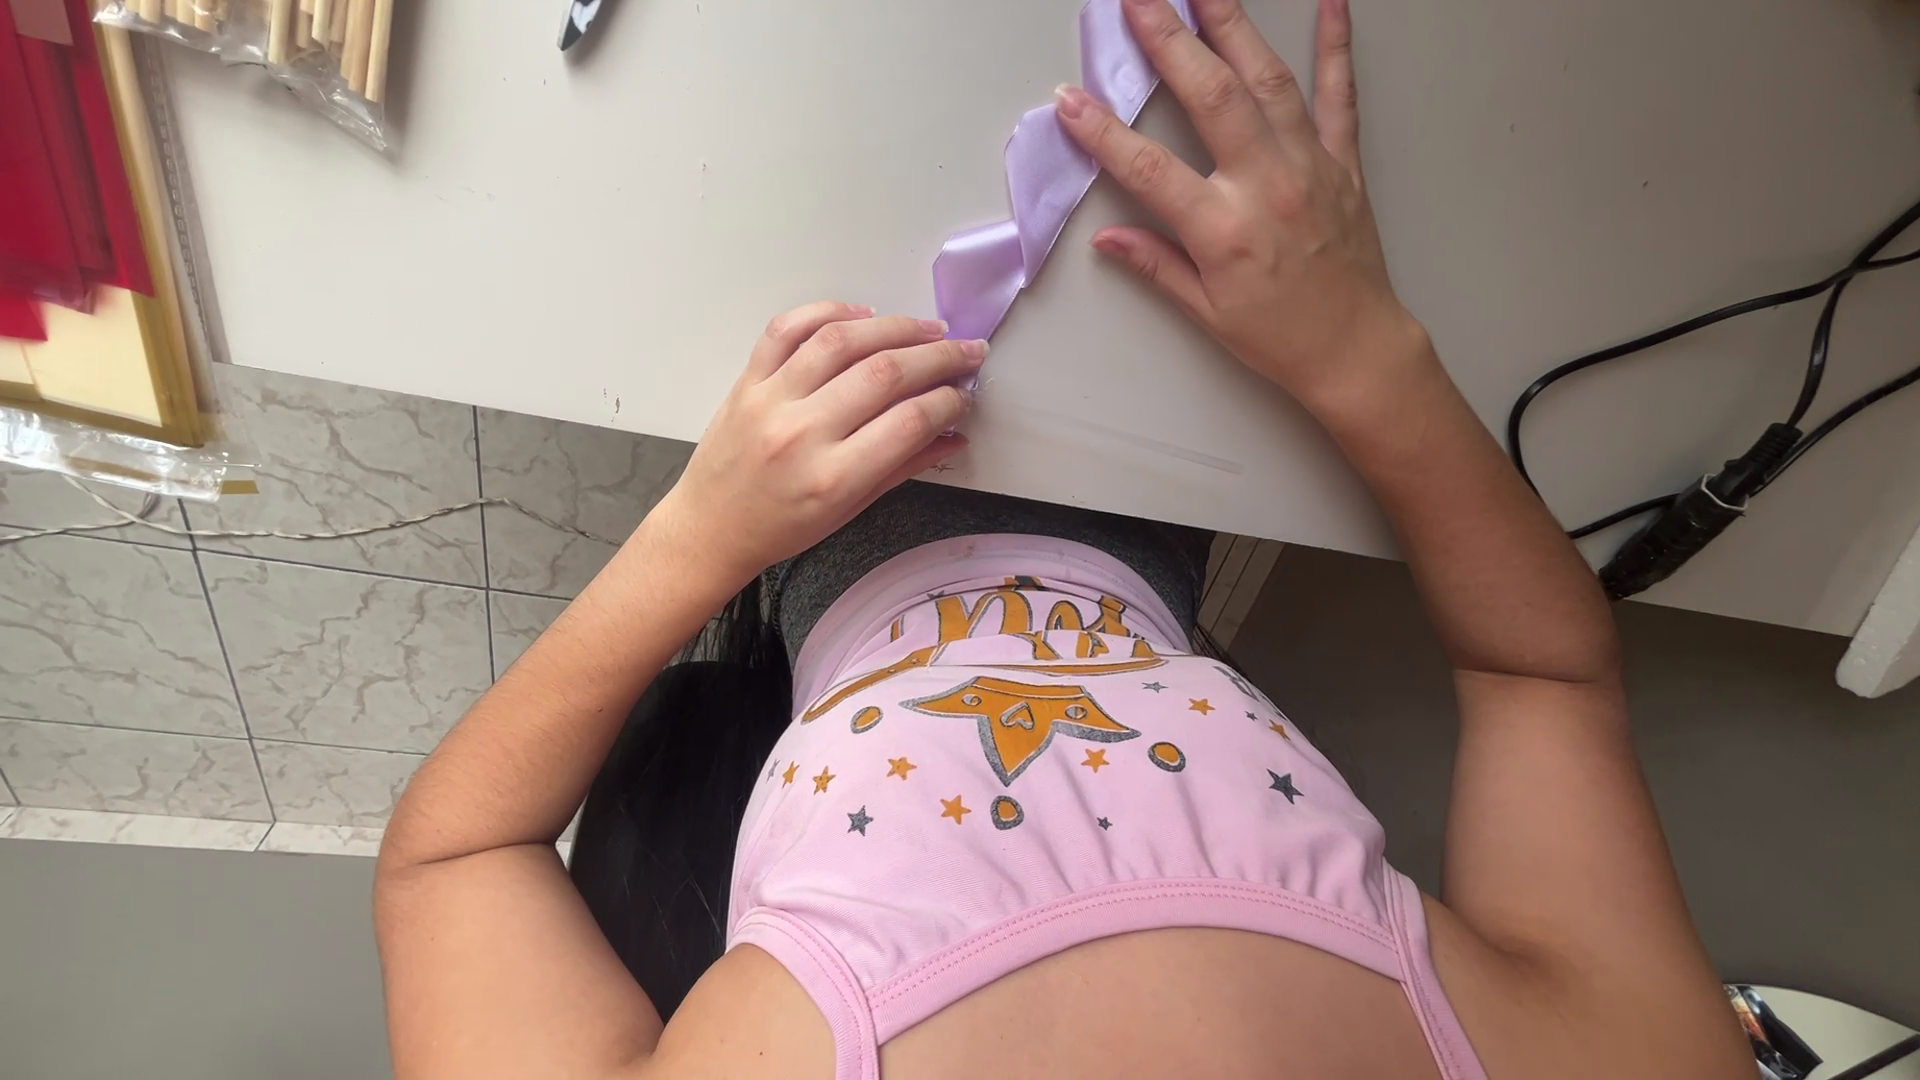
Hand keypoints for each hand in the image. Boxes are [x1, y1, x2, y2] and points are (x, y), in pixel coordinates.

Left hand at [653, 302, 981, 584]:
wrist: (712, 528)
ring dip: (894, 327)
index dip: (948, 401)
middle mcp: (802, 434)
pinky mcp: (747, 380)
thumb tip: (954, 434)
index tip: (964, 395)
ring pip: (841, 342)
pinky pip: (787, 328)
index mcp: (833, 478)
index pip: (908, 421)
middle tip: (966, 350)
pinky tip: (862, 316)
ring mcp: (770, 401)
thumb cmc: (785, 528)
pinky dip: (828, 311)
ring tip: (927, 329)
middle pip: (884, 374)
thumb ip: (904, 466)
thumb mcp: (852, 509)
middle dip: (938, 356)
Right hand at [1055, 0, 1427, 410]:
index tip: (1071, 102)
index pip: (1149, 170)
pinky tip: (1331, 1)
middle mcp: (1266, 185)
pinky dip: (1335, 43)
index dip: (1104, 134)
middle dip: (1169, 41)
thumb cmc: (1278, 337)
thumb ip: (1156, 265)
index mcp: (1223, 230)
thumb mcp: (1206, 311)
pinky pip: (1340, 92)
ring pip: (1268, 79)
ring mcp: (1311, 165)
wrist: (1354, 347)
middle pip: (1211, 96)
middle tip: (1138, 0)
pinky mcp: (1344, 162)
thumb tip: (1107, 240)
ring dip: (1232, 25)